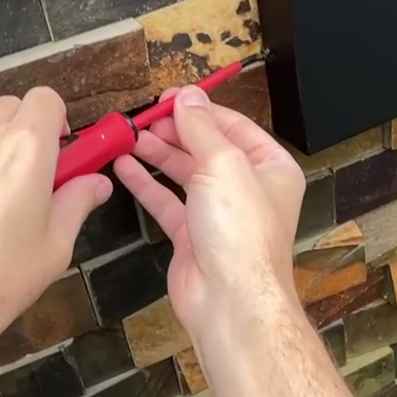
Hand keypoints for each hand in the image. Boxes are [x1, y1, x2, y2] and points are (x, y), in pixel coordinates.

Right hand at [113, 86, 305, 336]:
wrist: (230, 299)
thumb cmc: (241, 234)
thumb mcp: (223, 165)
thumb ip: (201, 129)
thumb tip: (188, 97)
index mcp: (271, 168)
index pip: (234, 127)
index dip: (200, 110)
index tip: (169, 97)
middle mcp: (248, 189)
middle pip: (207, 149)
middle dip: (175, 131)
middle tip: (144, 118)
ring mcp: (219, 214)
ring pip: (185, 174)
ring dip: (158, 154)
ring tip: (130, 137)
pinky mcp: (193, 236)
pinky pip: (167, 201)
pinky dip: (146, 183)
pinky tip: (125, 167)